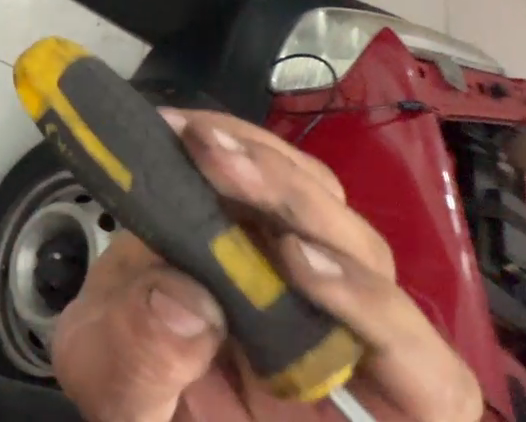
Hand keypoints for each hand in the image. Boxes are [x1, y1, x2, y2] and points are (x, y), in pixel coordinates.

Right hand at [50, 108, 482, 421]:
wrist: (103, 364)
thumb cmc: (127, 408)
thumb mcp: (124, 405)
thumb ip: (148, 366)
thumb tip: (185, 295)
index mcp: (336, 410)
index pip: (421, 377)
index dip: (375, 312)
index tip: (291, 260)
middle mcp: (339, 341)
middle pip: (367, 264)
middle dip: (295, 203)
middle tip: (213, 158)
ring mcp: (298, 277)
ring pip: (327, 210)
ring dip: (265, 164)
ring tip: (193, 136)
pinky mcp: (256, 229)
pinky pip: (275, 182)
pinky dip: (236, 146)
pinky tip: (184, 131)